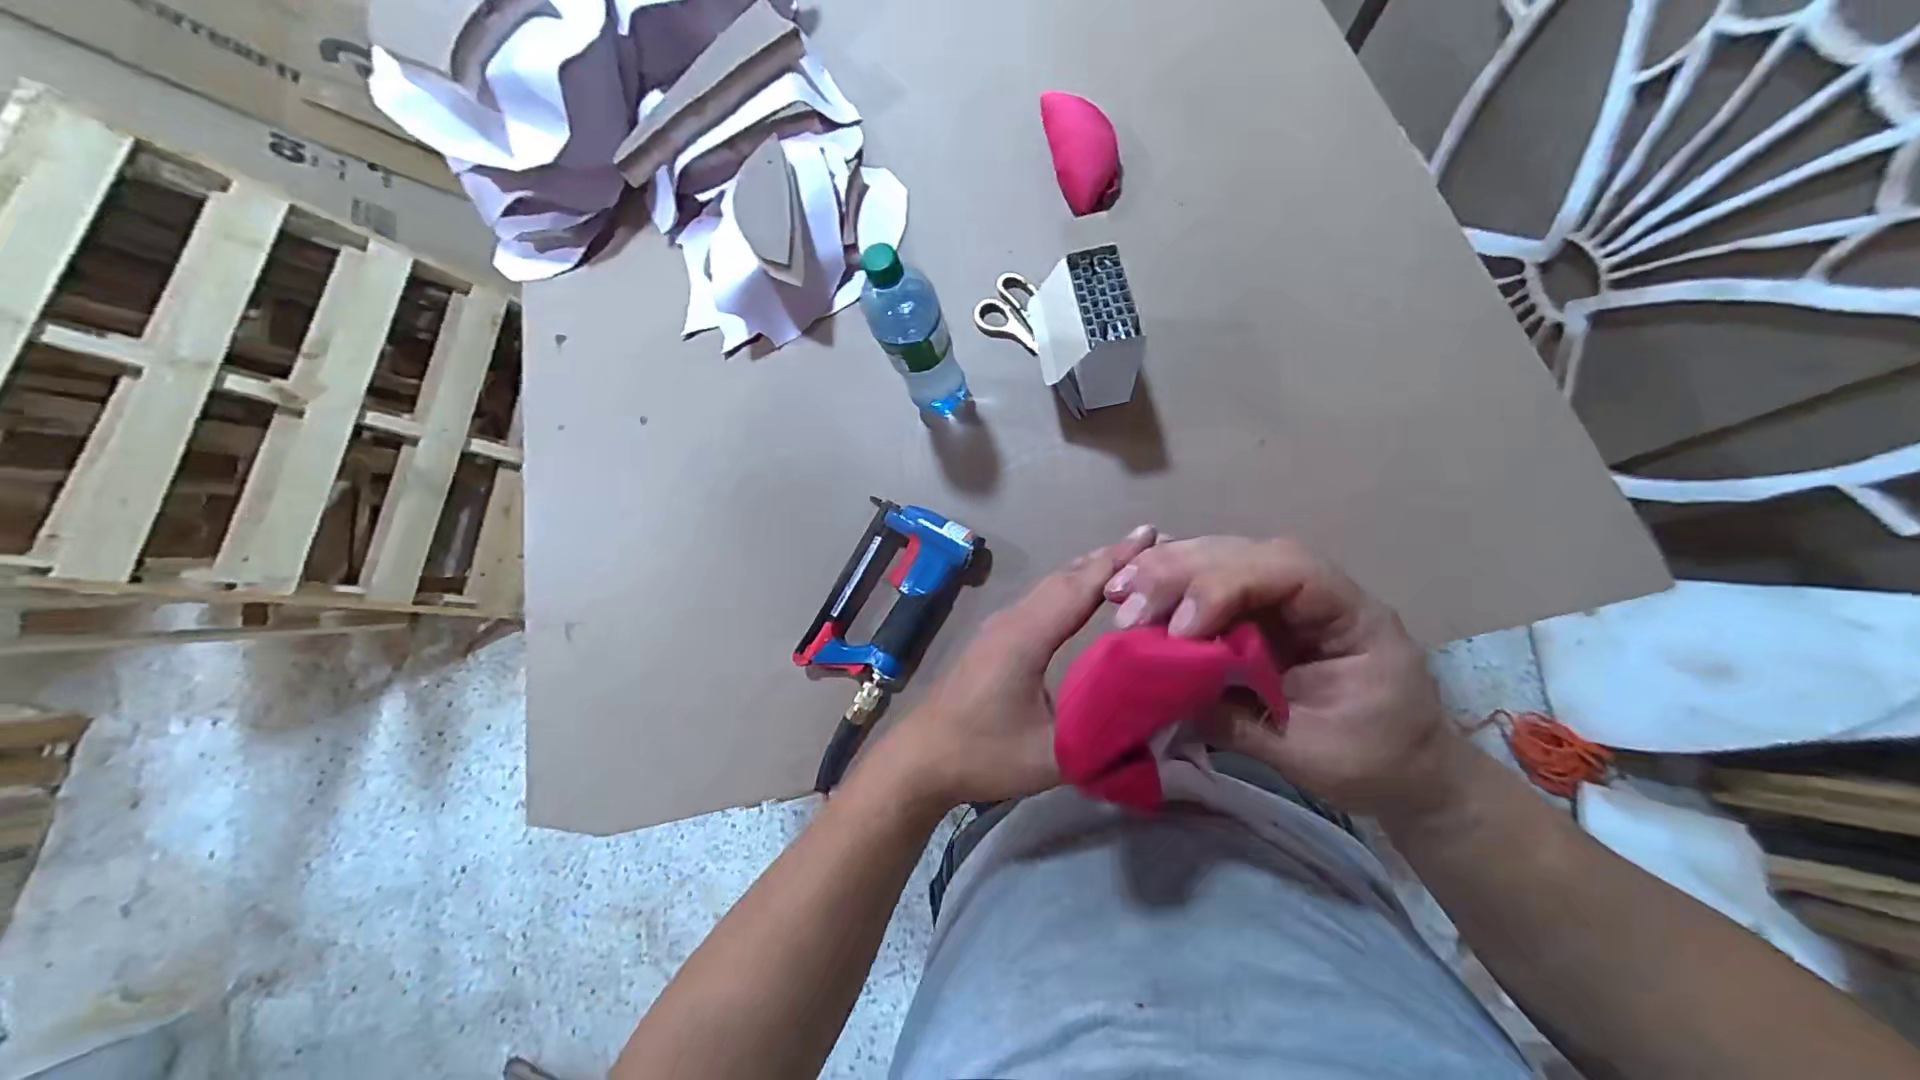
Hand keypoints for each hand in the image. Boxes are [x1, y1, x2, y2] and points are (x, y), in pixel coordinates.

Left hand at [865, 525, 1161, 809]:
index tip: (1151, 535)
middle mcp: (1012, 621)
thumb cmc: (984, 754)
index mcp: (1026, 637)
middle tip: (1150, 543)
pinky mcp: (994, 639)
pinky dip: (1070, 589)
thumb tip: (1152, 709)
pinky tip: (1084, 597)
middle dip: (1108, 558)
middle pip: (1064, 578)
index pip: (1078, 588)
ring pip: (1050, 587)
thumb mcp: (1053, 754)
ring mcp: (999, 627)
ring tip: (1128, 563)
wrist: (922, 758)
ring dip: (1088, 571)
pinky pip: (1040, 601)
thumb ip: (1104, 730)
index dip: (1116, 561)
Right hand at [1104, 536, 1462, 819]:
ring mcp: (1284, 598)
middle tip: (1128, 606)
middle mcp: (1316, 592)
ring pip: (1221, 557)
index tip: (1182, 627)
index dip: (1229, 584)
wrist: (1409, 770)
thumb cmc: (1375, 762)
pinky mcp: (1259, 612)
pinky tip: (1135, 584)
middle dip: (1182, 573)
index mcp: (1353, 616)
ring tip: (1120, 590)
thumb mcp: (1311, 755)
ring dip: (1166, 570)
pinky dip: (1170, 582)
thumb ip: (1241, 721)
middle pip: (1245, 553)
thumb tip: (1166, 694)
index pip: (1290, 570)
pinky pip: (1211, 581)